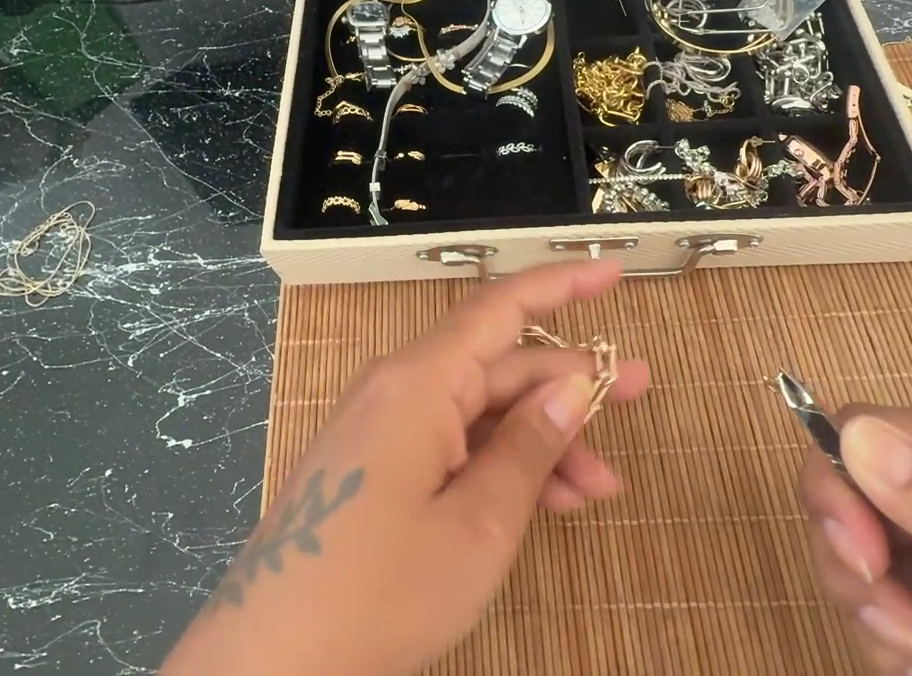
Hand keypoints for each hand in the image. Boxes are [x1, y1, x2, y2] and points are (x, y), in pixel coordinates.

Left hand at [161, 261, 648, 675]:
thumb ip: (528, 447)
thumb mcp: (477, 525)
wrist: (272, 659)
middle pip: (497, 366)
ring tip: (600, 488)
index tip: (614, 274)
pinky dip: (500, 464)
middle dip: (568, 385)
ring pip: (479, 411)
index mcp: (418, 382)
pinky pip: (451, 442)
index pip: (499, 309)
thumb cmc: (381, 591)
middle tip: (638, 394)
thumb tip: (570, 386)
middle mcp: (398, 389)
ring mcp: (384, 427)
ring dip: (541, 440)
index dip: (561, 285)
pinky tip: (548, 503)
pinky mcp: (377, 463)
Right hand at [801, 407, 911, 675]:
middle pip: (857, 501)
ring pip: (864, 567)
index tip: (858, 551)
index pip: (876, 433)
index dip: (844, 478)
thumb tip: (853, 430)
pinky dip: (901, 657)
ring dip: (876, 618)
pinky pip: (892, 626)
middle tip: (903, 631)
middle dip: (855, 561)